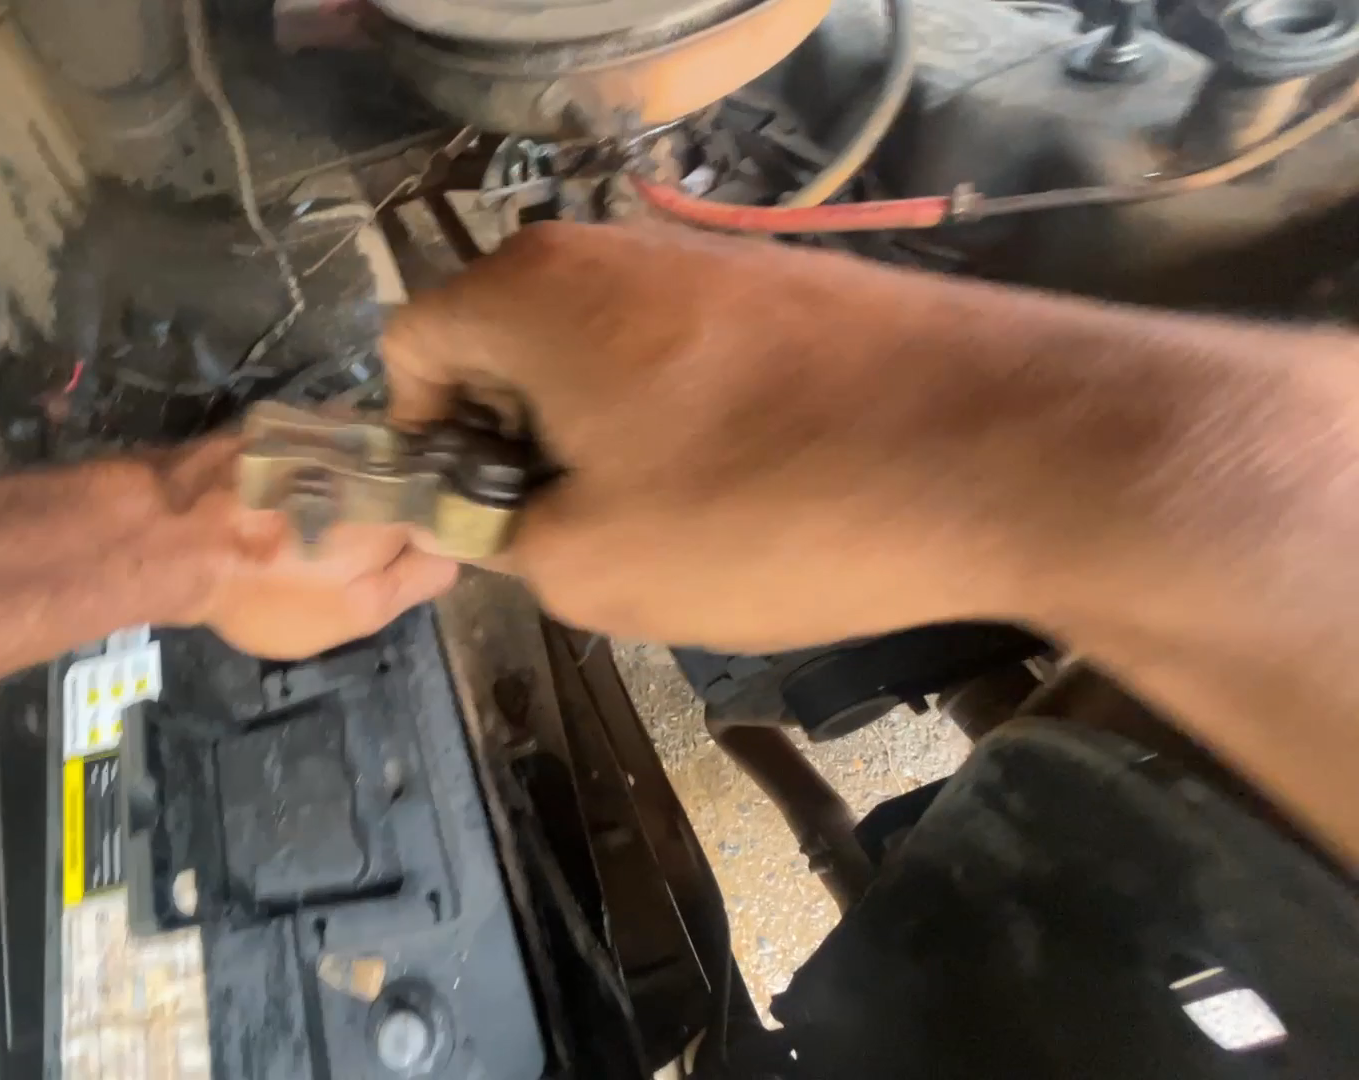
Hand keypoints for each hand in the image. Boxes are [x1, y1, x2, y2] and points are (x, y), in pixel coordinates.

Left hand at [153, 437, 458, 658]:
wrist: (171, 532)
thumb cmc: (268, 585)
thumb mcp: (354, 611)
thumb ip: (416, 579)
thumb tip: (452, 553)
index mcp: (405, 499)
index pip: (452, 507)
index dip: (439, 532)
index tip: (413, 554)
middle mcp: (379, 451)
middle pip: (414, 475)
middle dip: (401, 503)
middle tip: (357, 542)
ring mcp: (331, 426)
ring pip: (371, 454)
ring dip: (363, 479)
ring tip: (322, 515)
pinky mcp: (288, 418)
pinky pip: (327, 438)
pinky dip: (322, 462)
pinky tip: (291, 491)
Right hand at [381, 222, 1114, 649]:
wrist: (1020, 452)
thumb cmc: (764, 507)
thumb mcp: (584, 564)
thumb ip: (489, 538)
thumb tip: (475, 514)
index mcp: (527, 295)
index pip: (407, 350)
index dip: (419, 437)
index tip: (476, 505)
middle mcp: (595, 251)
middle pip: (488, 350)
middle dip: (499, 443)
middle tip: (561, 524)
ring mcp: (685, 262)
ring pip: (571, 356)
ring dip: (575, 439)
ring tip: (647, 512)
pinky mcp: (757, 288)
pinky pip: (650, 353)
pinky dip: (645, 419)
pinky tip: (717, 481)